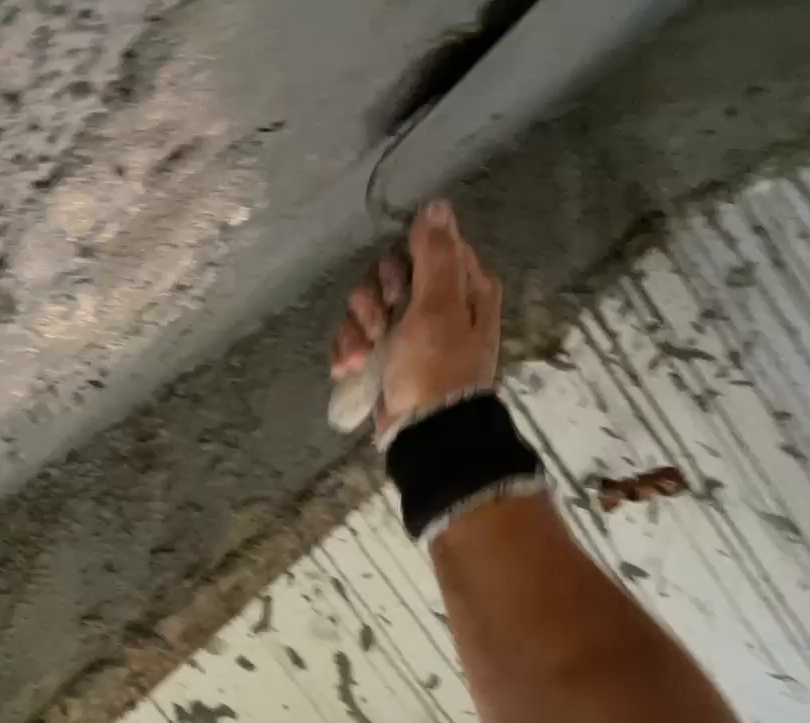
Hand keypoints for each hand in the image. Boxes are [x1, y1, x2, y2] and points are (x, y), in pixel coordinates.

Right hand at [330, 199, 503, 439]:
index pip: (420, 248)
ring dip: (355, 332)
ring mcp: (410, 334)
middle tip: (377, 326)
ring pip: (368, 309)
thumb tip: (436, 203)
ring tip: (359, 359)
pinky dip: (349, 352)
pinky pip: (358, 339)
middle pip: (388, 277)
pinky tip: (346, 369)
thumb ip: (434, 254)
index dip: (399, 266)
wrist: (425, 433)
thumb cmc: (435, 368)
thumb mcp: (438, 306)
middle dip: (372, 302)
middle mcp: (439, 304)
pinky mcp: (387, 359)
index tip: (396, 290)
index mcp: (463, 287)